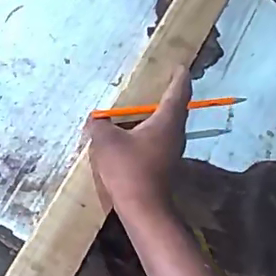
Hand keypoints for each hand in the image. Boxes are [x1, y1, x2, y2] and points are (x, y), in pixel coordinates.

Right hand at [85, 70, 190, 215]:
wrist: (143, 208)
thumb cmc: (128, 168)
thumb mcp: (106, 141)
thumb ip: (99, 125)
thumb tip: (96, 119)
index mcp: (167, 121)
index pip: (178, 91)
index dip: (179, 77)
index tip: (179, 66)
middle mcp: (175, 133)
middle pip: (174, 108)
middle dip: (166, 94)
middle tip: (156, 82)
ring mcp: (171, 151)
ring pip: (165, 126)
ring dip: (154, 115)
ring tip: (138, 107)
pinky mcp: (164, 165)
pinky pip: (157, 140)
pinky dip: (147, 132)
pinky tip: (131, 135)